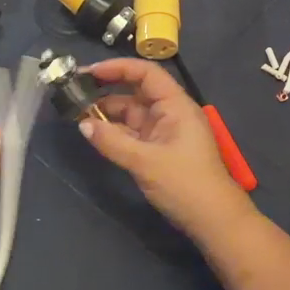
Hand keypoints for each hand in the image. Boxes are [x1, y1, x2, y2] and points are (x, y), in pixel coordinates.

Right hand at [78, 58, 255, 237]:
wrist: (214, 221)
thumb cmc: (185, 184)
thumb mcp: (145, 161)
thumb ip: (111, 141)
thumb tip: (82, 124)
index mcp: (176, 106)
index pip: (146, 73)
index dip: (118, 68)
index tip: (90, 72)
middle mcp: (170, 113)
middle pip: (136, 92)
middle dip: (107, 90)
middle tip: (75, 91)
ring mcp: (164, 132)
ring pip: (131, 114)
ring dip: (107, 113)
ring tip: (77, 113)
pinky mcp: (158, 150)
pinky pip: (132, 133)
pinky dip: (113, 131)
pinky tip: (93, 133)